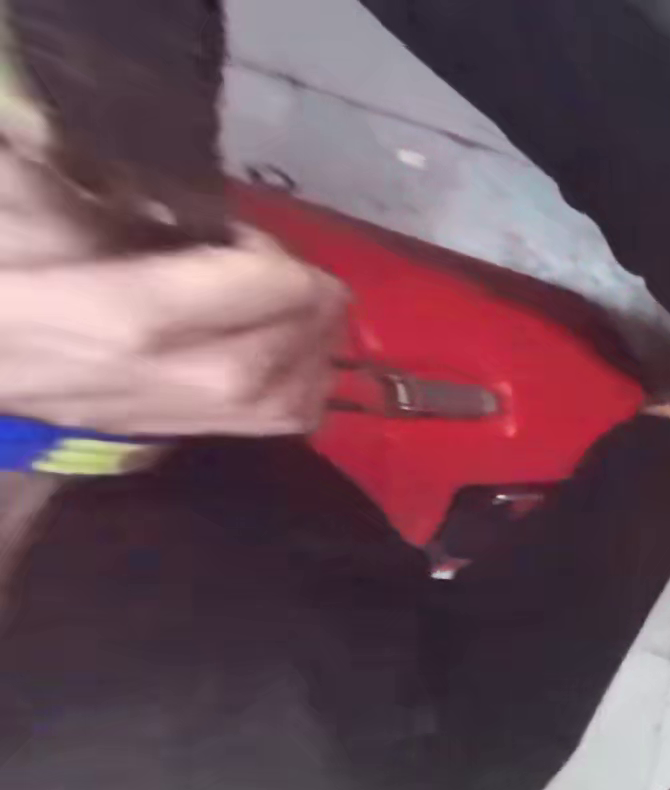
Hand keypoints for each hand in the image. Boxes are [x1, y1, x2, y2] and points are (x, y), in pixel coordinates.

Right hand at [0, 229, 348, 436]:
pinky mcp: (271, 426)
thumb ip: (87, 198)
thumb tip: (135, 175)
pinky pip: (323, 383)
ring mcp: (253, 408)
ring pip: (329, 345)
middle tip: (233, 269)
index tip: (220, 237)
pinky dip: (304, 359)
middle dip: (287, 278)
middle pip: (321, 310)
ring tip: (244, 307)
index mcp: (145, 320)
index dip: (262, 246)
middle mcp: (222, 374)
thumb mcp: (18, 226)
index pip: (290, 281)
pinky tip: (262, 345)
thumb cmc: (5, 293)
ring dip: (300, 319)